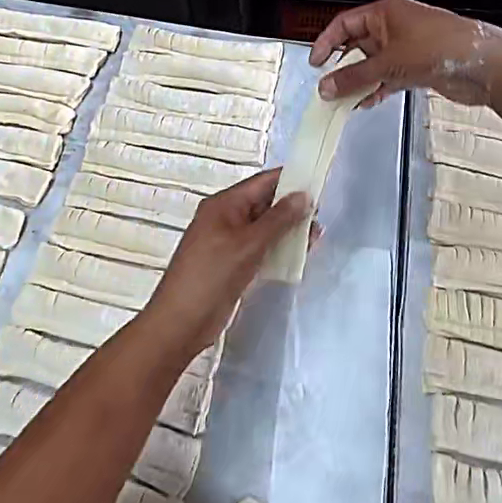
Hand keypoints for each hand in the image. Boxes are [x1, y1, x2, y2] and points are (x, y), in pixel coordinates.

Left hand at [139, 169, 311, 357]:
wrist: (181, 322)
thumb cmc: (212, 275)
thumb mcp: (249, 243)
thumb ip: (279, 219)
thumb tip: (303, 195)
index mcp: (224, 204)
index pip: (263, 182)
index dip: (290, 180)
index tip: (318, 182)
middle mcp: (226, 218)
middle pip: (265, 203)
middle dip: (292, 208)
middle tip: (320, 215)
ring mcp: (228, 242)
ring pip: (265, 228)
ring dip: (288, 231)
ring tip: (315, 236)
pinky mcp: (233, 263)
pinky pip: (261, 248)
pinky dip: (278, 248)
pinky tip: (299, 255)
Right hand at [308, 0, 501, 107]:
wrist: (482, 66)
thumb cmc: (444, 47)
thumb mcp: (389, 63)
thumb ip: (354, 77)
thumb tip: (329, 85)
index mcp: (387, 13)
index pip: (346, 23)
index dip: (327, 41)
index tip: (316, 61)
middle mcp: (397, 27)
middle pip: (359, 45)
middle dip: (343, 66)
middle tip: (329, 85)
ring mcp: (408, 47)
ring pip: (374, 64)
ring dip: (360, 81)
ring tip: (344, 98)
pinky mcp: (418, 67)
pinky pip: (389, 77)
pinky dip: (377, 88)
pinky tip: (368, 101)